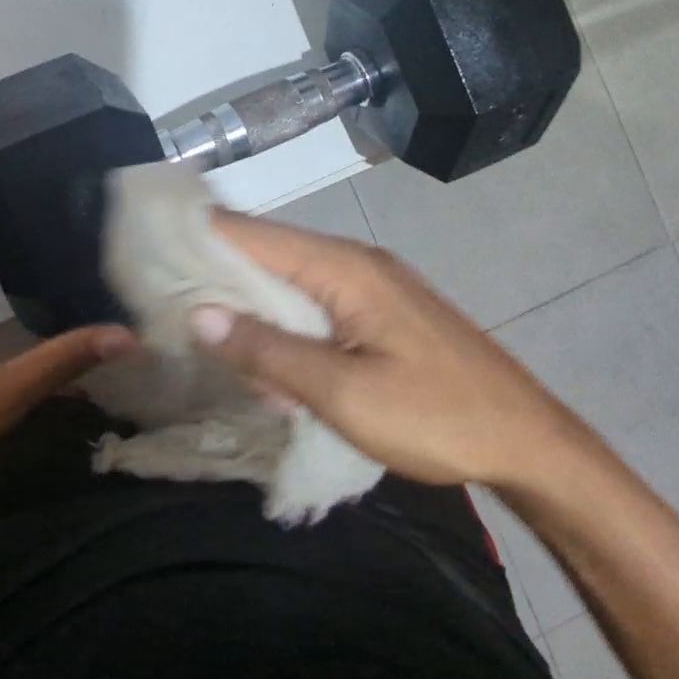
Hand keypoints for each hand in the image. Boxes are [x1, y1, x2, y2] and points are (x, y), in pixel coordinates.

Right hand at [192, 211, 588, 487]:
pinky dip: (283, 322)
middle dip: (217, 274)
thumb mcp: (344, 393)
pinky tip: (265, 356)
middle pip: (269, 253)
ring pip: (291, 281)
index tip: (147, 246)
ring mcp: (373, 287)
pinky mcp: (383, 313)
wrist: (530, 444)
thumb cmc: (437, 417)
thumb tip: (201, 316)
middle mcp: (356, 263)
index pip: (254, 234)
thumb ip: (269, 352)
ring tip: (201, 330)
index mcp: (344, 269)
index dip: (199, 236)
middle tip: (161, 297)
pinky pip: (316, 304)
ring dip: (250, 305)